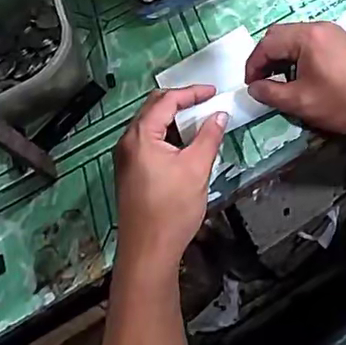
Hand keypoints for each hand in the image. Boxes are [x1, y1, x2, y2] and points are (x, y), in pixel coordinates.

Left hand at [113, 86, 227, 271]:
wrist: (148, 252)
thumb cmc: (172, 208)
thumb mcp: (197, 168)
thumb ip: (209, 136)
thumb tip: (219, 115)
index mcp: (141, 136)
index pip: (166, 101)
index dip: (192, 93)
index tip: (214, 93)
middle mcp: (128, 142)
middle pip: (153, 108)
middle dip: (181, 101)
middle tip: (207, 102)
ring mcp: (126, 158)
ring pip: (150, 125)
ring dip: (174, 119)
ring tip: (200, 119)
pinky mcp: (130, 171)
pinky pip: (148, 141)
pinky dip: (167, 134)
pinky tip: (185, 143)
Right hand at [244, 22, 345, 134]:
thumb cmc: (343, 101)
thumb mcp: (301, 102)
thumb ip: (271, 93)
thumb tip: (254, 88)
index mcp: (307, 36)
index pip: (267, 42)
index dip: (254, 64)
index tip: (250, 86)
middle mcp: (319, 27)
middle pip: (280, 35)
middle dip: (266, 58)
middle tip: (262, 82)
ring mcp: (333, 33)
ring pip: (295, 39)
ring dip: (282, 58)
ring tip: (280, 83)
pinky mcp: (342, 43)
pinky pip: (310, 44)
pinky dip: (298, 57)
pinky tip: (301, 78)